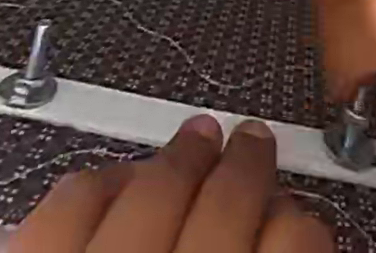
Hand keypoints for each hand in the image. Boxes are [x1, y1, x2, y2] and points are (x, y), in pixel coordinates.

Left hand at [9, 115, 333, 252]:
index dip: (305, 222)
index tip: (301, 215)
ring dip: (184, 155)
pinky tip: (118, 175)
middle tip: (257, 139)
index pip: (299, 245)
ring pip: (156, 192)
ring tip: (201, 133)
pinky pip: (70, 207)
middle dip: (250, 164)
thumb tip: (295, 232)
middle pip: (230, 204)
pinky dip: (99, 181)